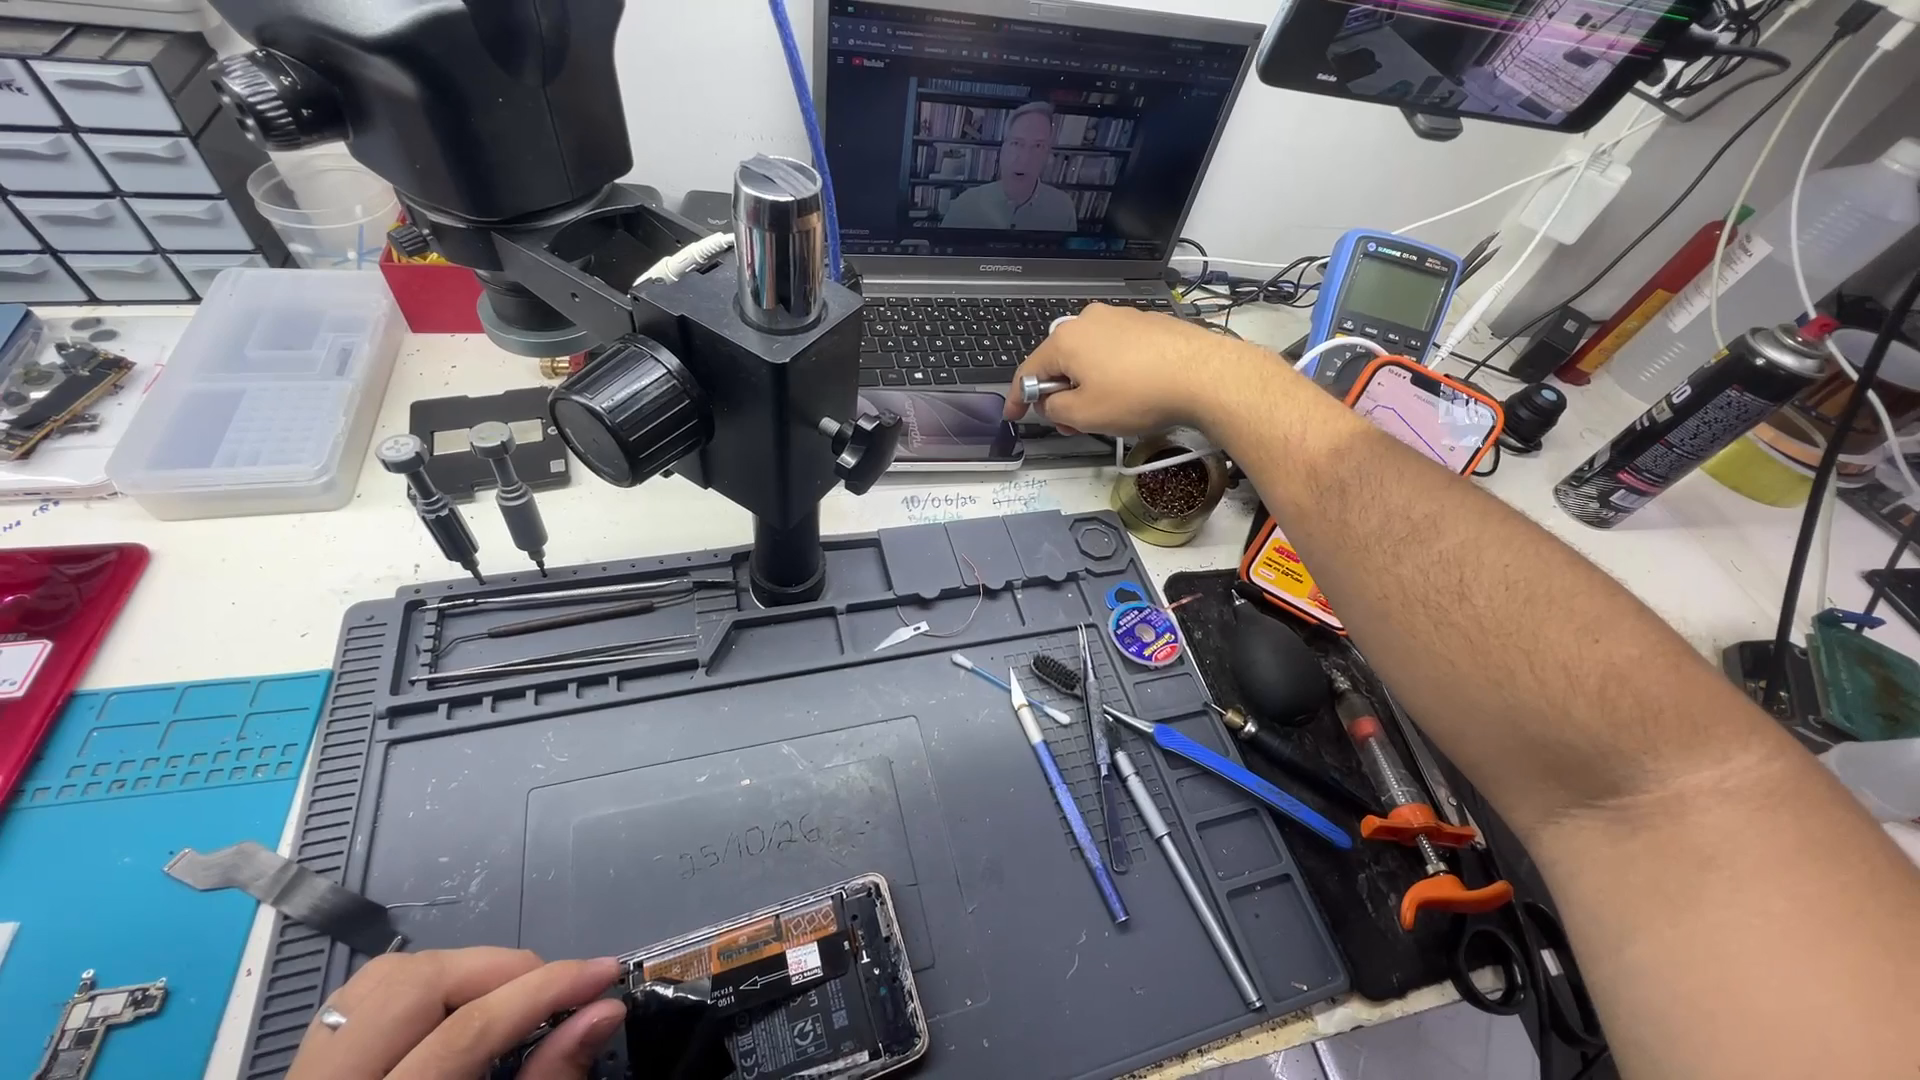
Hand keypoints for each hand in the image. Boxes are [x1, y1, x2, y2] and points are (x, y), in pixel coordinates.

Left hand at [287, 948, 625, 1079]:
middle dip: (503, 970)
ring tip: (515, 995)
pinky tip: (461, 1006)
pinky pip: (360, 998)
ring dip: (464, 971)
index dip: (545, 991)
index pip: (466, 1034)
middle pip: (417, 987)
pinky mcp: (306, 1074)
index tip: (603, 973)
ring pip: (385, 979)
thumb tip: (601, 1012)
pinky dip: (422, 985)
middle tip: (559, 987)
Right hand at [1003, 303, 1260, 434]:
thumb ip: (1054, 410)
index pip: (1028, 371)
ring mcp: (1121, 318)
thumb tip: (1051, 403)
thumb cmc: (1139, 394)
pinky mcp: (1149, 324)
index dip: (1017, 397)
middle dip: (1060, 394)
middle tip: (1071, 425)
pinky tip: (1132, 394)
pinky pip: (1118, 351)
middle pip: (1060, 362)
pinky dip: (1114, 373)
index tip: (1014, 414)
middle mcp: (1089, 320)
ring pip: (1090, 356)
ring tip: (1106, 413)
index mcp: (1066, 339)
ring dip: (1088, 385)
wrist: (1204, 376)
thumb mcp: (1084, 415)